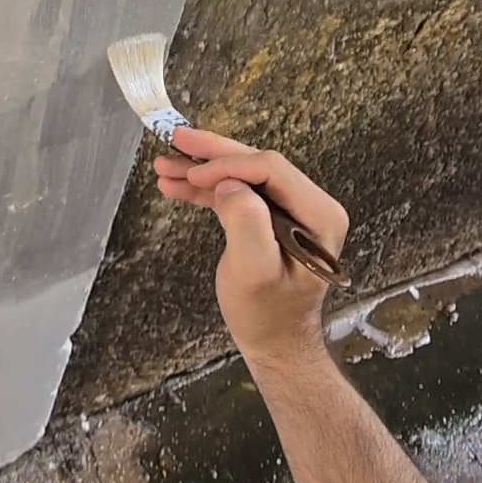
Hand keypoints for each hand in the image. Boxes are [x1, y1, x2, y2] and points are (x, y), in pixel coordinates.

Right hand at [154, 127, 349, 370]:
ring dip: (201, 170)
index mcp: (317, 214)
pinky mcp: (267, 217)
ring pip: (239, 174)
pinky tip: (175, 186)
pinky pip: (234, 192)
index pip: (269, 168)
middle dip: (211, 154)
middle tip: (175, 139)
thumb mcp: (255, 272)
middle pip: (253, 164)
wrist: (273, 343)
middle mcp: (307, 205)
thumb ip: (246, 225)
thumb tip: (229, 185)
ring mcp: (287, 210)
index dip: (228, 164)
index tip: (193, 174)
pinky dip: (204, 188)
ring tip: (163, 165)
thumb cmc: (266, 314)